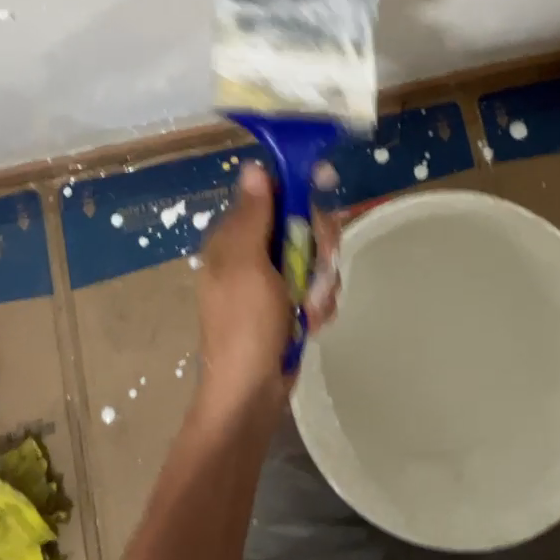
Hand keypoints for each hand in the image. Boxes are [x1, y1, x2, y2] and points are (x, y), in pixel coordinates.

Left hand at [194, 163, 341, 409]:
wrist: (251, 394)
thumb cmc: (245, 327)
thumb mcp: (247, 265)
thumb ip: (253, 216)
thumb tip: (252, 166)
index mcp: (234, 236)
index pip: (273, 192)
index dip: (300, 190)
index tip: (326, 189)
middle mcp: (251, 251)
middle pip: (302, 222)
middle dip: (318, 247)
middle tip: (318, 270)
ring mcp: (271, 279)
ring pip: (315, 255)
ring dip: (321, 282)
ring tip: (310, 308)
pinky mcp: (288, 302)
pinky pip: (318, 285)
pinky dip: (320, 302)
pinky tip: (312, 321)